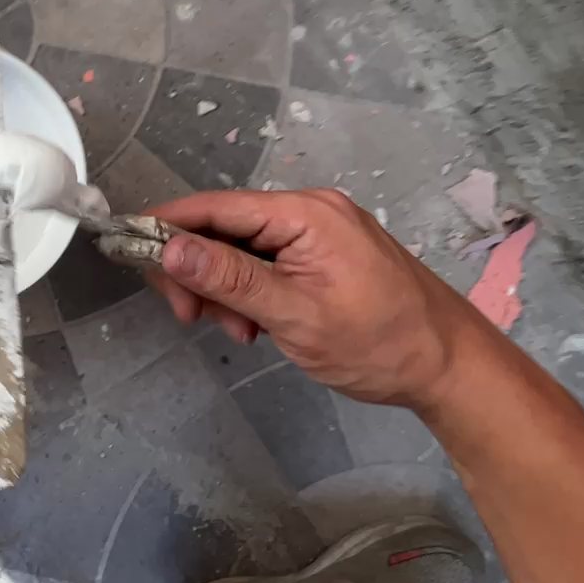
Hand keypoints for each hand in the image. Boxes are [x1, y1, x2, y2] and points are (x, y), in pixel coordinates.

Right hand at [145, 189, 496, 409]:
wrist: (458, 375)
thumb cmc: (381, 345)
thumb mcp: (294, 314)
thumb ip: (227, 277)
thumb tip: (166, 246)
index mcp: (303, 213)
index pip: (211, 207)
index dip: (163, 226)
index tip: (125, 251)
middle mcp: (305, 211)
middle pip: (218, 229)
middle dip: (195, 272)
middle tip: (189, 316)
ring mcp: (313, 232)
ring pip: (233, 250)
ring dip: (220, 290)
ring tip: (237, 331)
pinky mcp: (317, 254)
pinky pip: (258, 263)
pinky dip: (244, 293)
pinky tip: (253, 325)